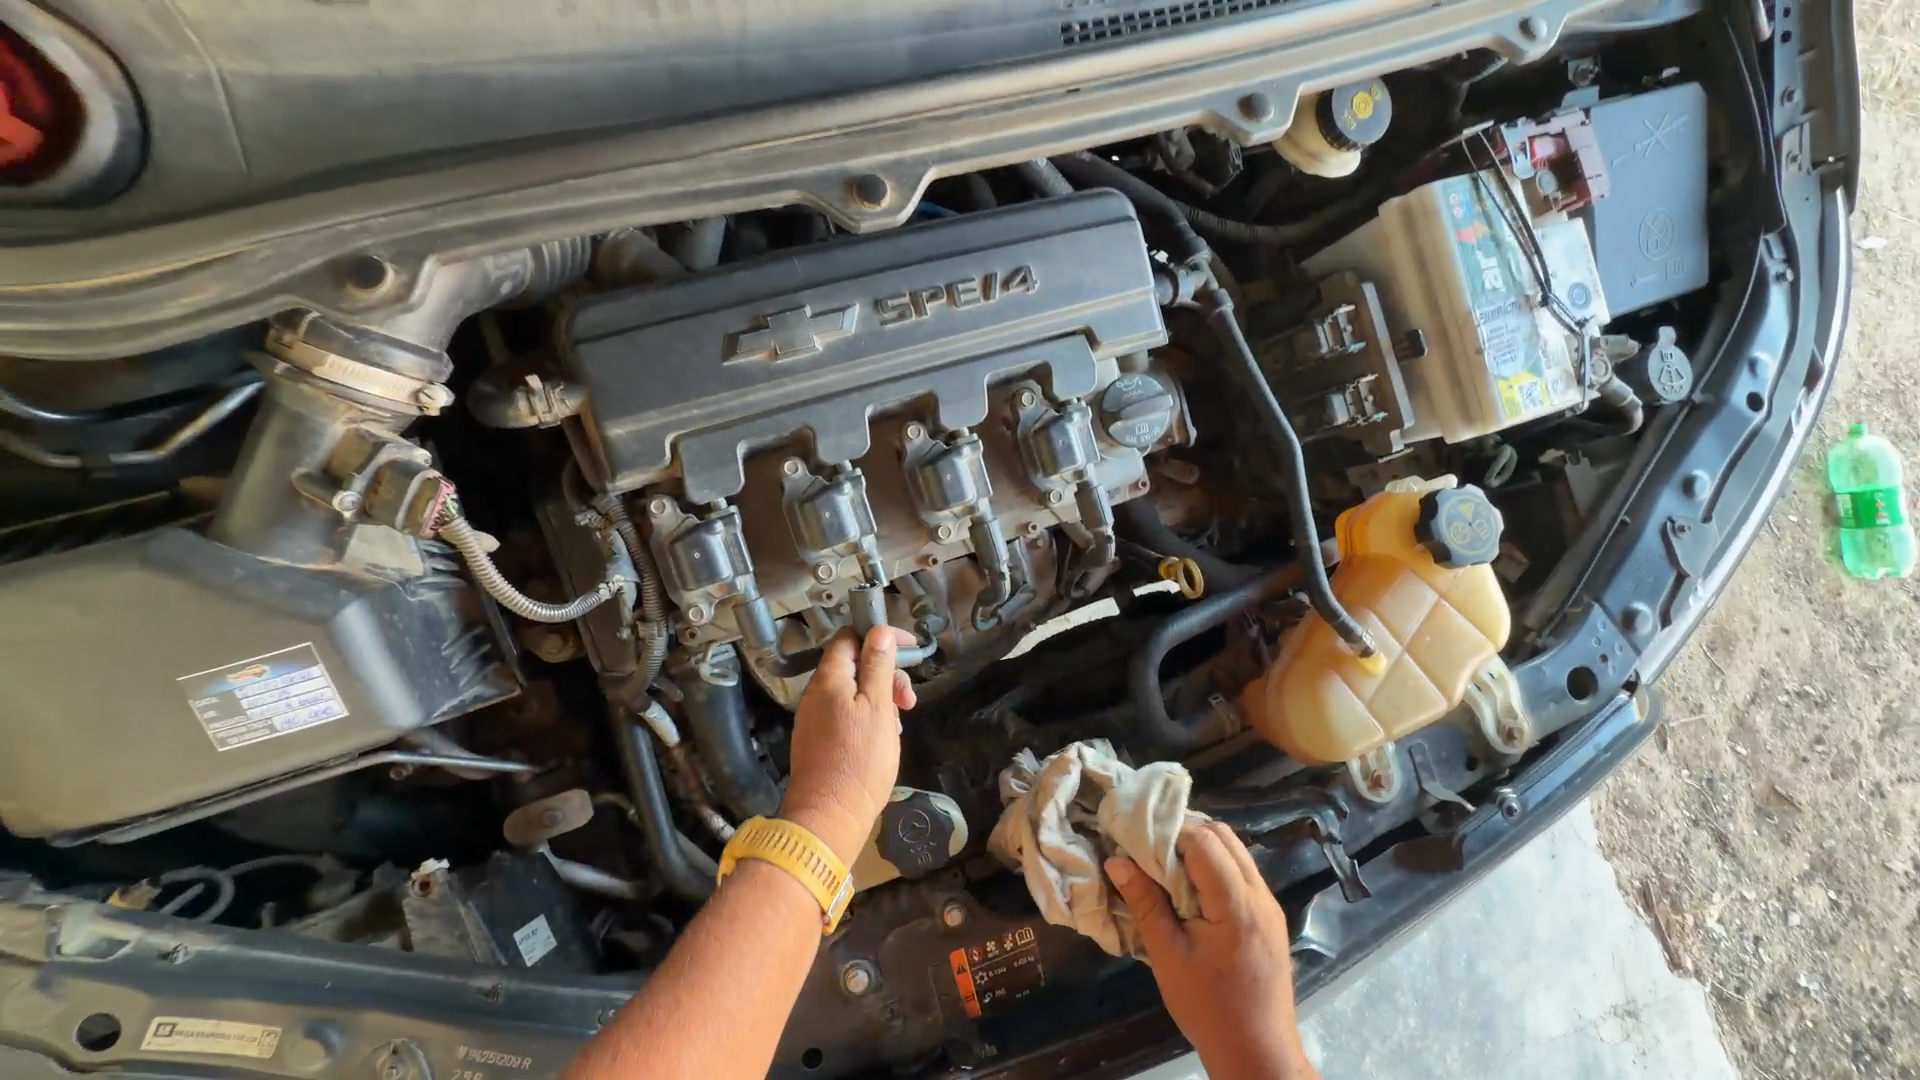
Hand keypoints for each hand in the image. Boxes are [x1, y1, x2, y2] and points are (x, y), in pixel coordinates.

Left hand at [781, 627, 916, 861]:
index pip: (850, 637)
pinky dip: (868, 718)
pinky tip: (883, 739)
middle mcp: (816, 693)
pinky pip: (846, 714)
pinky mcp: (818, 740)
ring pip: (853, 692)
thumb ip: (878, 666)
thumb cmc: (859, 759)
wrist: (829, 816)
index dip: (880, 637)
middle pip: (854, 665)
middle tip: (908, 701)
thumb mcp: (878, 706)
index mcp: (829, 678)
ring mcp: (814, 718)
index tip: (909, 651)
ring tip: (898, 725)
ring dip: (880, 700)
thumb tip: (880, 631)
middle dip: (886, 675)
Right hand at [1106, 823, 1316, 1079]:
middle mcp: (1260, 896)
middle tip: (1153, 855)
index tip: (1141, 848)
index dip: (1170, 836)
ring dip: (1200, 850)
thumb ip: (1145, 903)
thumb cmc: (1208, 1008)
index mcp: (1236, 904)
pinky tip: (1191, 892)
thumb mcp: (1167, 956)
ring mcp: (1269, 905)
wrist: (1258, 1055)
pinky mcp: (1270, 917)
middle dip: (1185, 835)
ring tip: (1169, 872)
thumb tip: (1116, 860)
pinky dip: (1215, 868)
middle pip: (1223, 836)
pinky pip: (1241, 872)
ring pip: (1235, 850)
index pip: (1203, 841)